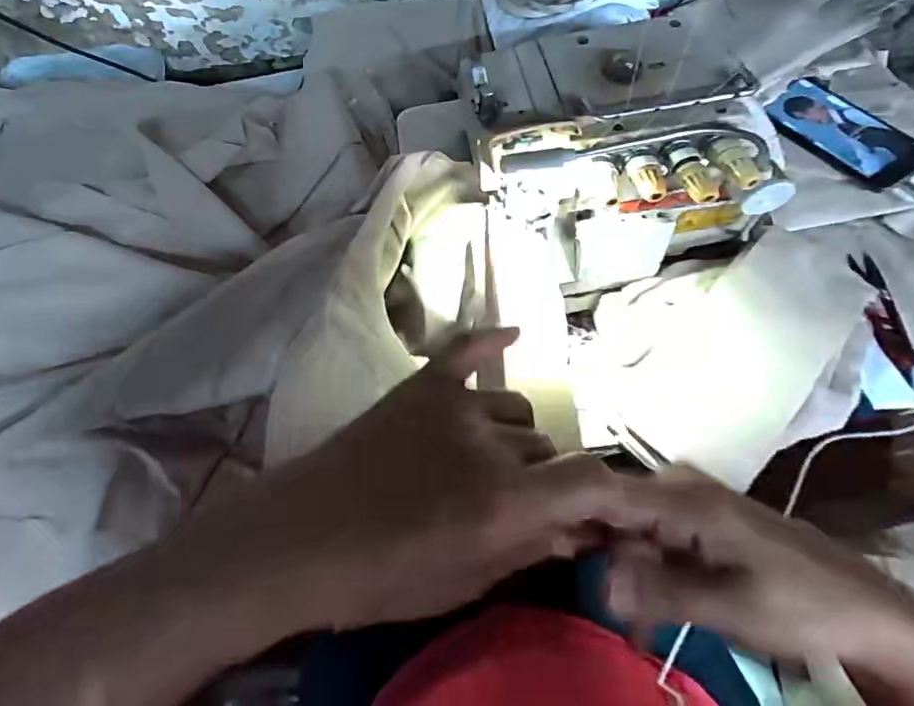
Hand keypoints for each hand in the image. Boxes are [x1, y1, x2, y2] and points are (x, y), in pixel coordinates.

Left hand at [166, 328, 634, 630]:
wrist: (305, 533)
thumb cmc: (384, 575)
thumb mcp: (466, 580)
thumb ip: (527, 548)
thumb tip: (574, 531)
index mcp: (505, 499)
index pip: (590, 480)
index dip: (608, 497)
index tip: (604, 513)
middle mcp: (489, 441)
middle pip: (548, 448)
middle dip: (546, 478)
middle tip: (524, 501)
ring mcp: (453, 402)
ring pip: (517, 410)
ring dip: (518, 438)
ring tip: (495, 461)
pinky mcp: (420, 383)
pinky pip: (466, 349)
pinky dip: (491, 341)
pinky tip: (514, 333)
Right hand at [602, 471, 913, 704]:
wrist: (875, 614)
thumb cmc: (804, 607)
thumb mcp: (732, 608)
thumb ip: (661, 591)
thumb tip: (596, 581)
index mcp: (686, 496)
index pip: (607, 492)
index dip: (573, 515)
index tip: (552, 548)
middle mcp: (682, 485)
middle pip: (617, 509)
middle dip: (601, 552)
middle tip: (600, 601)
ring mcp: (695, 499)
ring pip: (636, 523)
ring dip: (625, 566)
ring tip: (628, 614)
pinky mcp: (706, 519)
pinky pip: (658, 533)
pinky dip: (649, 566)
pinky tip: (652, 603)